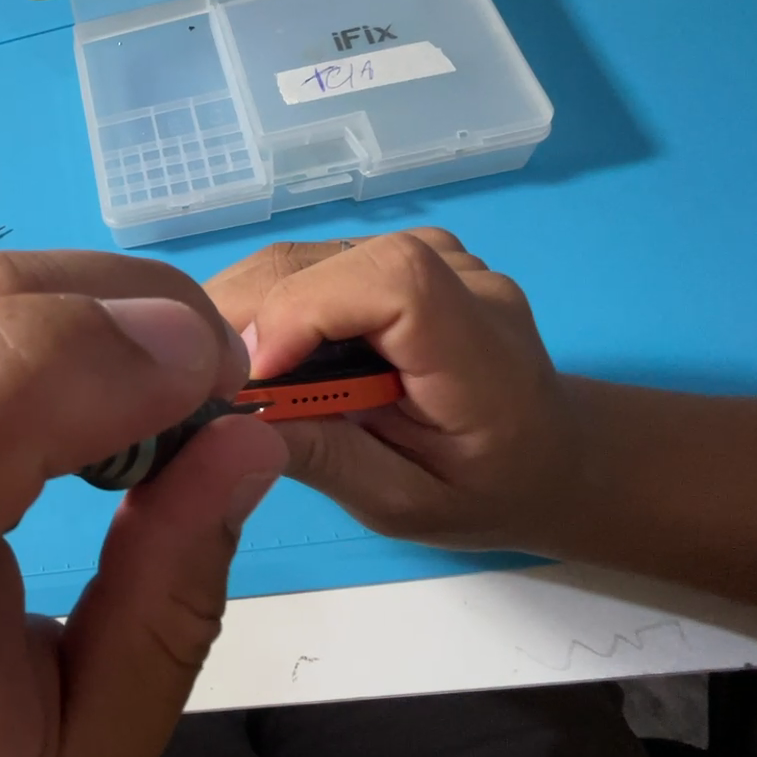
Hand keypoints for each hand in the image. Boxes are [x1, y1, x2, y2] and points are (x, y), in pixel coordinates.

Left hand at [0, 251, 287, 756]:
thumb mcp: (83, 748)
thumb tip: (244, 438)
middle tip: (220, 394)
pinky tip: (109, 393)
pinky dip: (73, 326)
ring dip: (112, 312)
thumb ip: (170, 598)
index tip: (225, 392)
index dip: (125, 352)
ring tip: (175, 396)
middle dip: (139, 317)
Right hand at [205, 229, 572, 549]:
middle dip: (246, 318)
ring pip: (296, 256)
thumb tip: (228, 421)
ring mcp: (421, 254)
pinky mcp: (388, 251)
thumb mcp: (405, 505)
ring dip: (242, 309)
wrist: (542, 450)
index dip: (307, 311)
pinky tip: (263, 348)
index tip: (257, 376)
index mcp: (481, 350)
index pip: (393, 282)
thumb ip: (325, 461)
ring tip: (231, 371)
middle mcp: (455, 277)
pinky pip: (301, 262)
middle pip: (320, 263)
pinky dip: (260, 302)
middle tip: (213, 384)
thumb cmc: (480, 489)